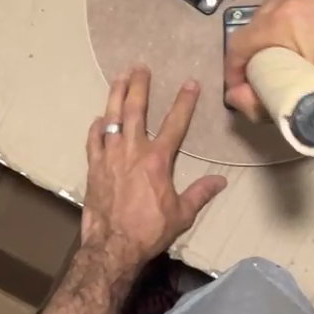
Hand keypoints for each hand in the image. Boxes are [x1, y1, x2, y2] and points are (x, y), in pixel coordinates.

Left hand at [79, 66, 227, 278]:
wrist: (113, 246)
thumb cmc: (149, 231)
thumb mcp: (182, 214)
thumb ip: (200, 194)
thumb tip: (220, 182)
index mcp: (158, 160)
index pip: (174, 123)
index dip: (184, 102)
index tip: (190, 83)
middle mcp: (132, 152)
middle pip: (135, 110)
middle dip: (139, 86)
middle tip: (140, 67)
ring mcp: (109, 158)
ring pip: (111, 119)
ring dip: (115, 96)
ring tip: (119, 78)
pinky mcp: (93, 169)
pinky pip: (93, 142)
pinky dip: (96, 128)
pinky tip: (98, 119)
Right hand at [222, 0, 313, 123]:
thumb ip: (266, 105)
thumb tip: (239, 98)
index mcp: (289, 18)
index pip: (241, 43)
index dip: (234, 72)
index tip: (241, 92)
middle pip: (260, 23)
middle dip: (257, 54)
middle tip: (266, 82)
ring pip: (285, 10)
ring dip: (281, 36)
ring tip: (293, 63)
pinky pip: (311, 3)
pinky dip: (305, 23)